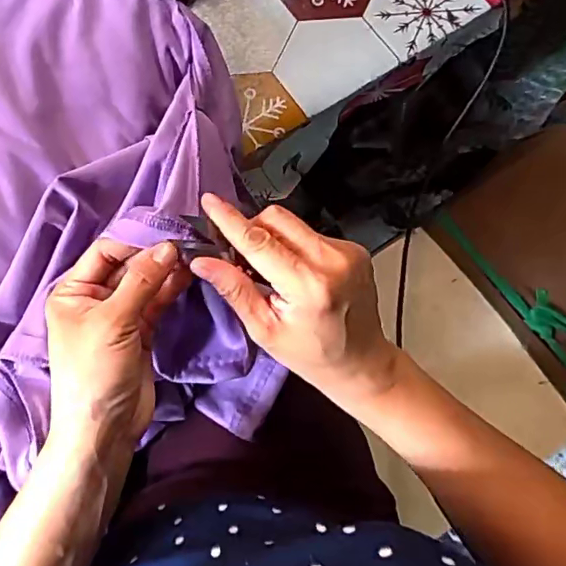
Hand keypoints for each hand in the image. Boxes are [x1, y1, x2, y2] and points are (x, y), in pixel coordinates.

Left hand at [44, 239, 189, 458]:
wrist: (103, 429)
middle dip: (154, 256)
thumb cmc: (94, 371)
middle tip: (187, 244)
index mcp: (72, 291)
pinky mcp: (139, 332)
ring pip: (144, 284)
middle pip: (127, 266)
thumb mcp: (113, 321)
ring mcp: (117, 315)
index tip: (166, 238)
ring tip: (194, 257)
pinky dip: (170, 291)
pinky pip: (155, 303)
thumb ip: (141, 281)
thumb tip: (168, 247)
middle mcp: (92, 298)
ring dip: (166, 272)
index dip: (134, 244)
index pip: (104, 252)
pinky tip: (189, 276)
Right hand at [189, 193, 403, 399]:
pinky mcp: (352, 248)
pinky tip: (292, 271)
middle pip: (275, 219)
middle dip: (250, 230)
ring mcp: (347, 252)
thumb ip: (234, 289)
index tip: (210, 202)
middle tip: (239, 259)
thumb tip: (202, 261)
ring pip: (290, 222)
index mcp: (309, 286)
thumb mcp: (264, 330)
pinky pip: (307, 231)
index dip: (229, 220)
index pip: (258, 242)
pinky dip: (290, 244)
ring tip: (269, 270)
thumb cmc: (312, 354)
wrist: (363, 362)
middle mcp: (332, 261)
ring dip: (270, 237)